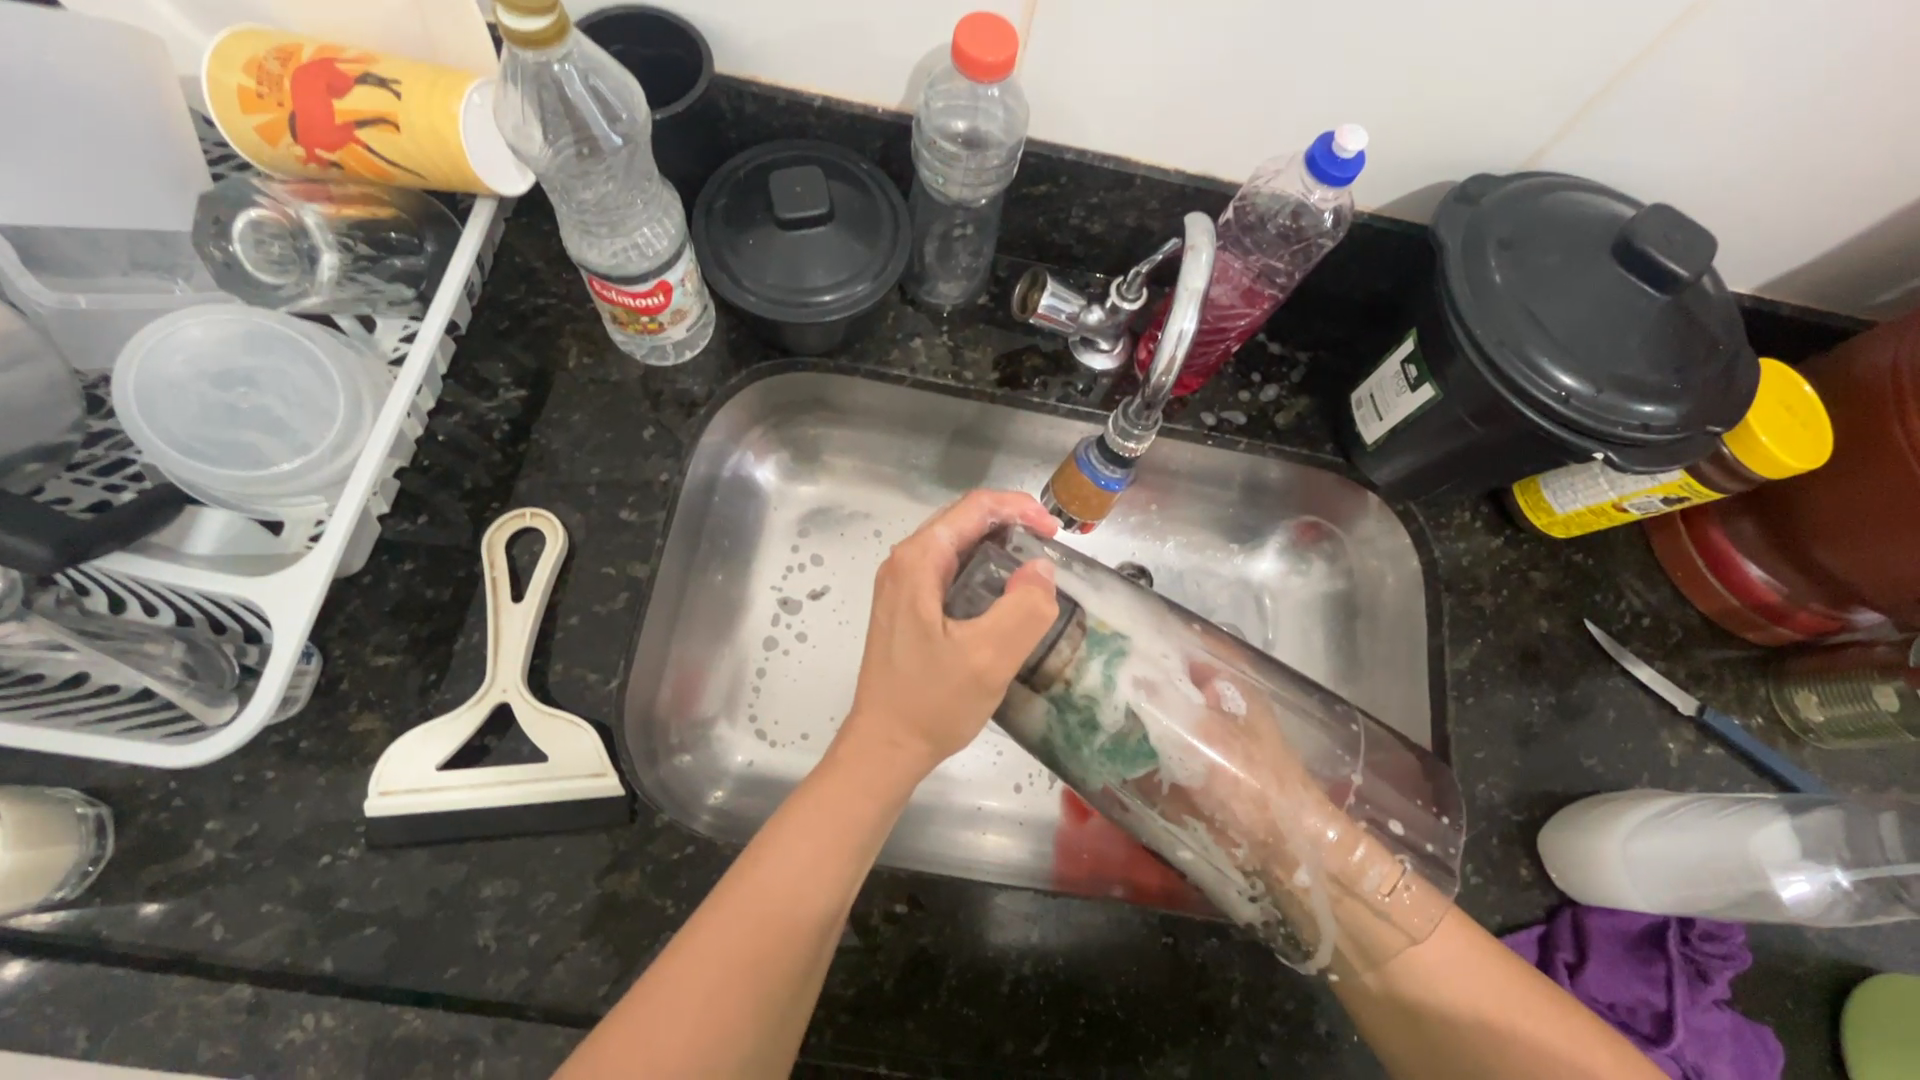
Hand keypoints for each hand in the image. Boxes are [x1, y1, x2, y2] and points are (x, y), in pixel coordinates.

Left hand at [836, 490, 1060, 779]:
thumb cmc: (932, 702)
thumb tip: (1042, 569)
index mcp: (918, 562)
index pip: (974, 507)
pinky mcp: (905, 609)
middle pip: (963, 521)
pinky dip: (982, 572)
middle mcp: (904, 564)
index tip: (1056, 533)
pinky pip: (949, 573)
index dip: (1020, 508)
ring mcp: (901, 587)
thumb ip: (1024, 608)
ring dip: (997, 548)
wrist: (885, 747)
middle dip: (1010, 524)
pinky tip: (1004, 597)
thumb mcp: (989, 657)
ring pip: (956, 547)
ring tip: (1035, 570)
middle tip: (1051, 549)